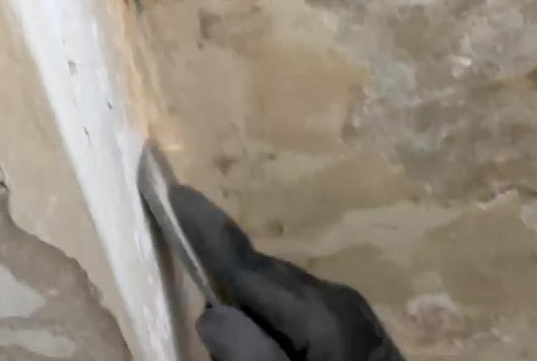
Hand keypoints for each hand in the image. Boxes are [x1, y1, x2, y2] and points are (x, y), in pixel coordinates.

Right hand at [174, 186, 405, 360]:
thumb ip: (251, 360)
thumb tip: (210, 314)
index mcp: (318, 317)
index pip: (246, 264)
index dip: (206, 230)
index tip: (175, 192)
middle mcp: (336, 301)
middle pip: (262, 272)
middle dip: (222, 261)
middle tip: (182, 242)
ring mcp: (353, 316)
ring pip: (281, 290)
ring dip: (247, 290)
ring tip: (216, 295)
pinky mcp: (361, 334)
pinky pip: (300, 307)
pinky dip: (272, 311)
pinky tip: (263, 334)